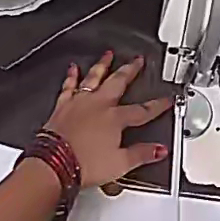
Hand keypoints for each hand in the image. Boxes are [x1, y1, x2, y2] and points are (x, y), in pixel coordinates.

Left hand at [42, 52, 171, 187]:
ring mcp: (79, 103)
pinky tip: (73, 69)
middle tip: (137, 61)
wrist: (53, 165)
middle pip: (118, 82)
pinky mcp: (62, 106)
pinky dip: (71, 76)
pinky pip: (69, 86)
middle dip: (130, 71)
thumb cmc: (84, 164)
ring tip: (108, 55)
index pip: (142, 110)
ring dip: (103, 65)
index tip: (166, 100)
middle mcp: (98, 105)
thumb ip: (142, 154)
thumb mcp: (120, 163)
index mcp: (115, 118)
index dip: (157, 105)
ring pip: (94, 77)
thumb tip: (159, 150)